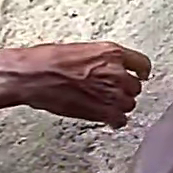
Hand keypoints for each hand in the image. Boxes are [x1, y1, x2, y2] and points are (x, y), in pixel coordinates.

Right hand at [0, 42, 149, 127]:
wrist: (30, 76)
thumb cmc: (47, 60)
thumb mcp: (82, 50)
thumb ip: (104, 60)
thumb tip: (114, 69)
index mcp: (111, 53)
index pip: (143, 64)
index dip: (141, 72)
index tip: (140, 76)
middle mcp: (116, 72)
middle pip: (136, 88)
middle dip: (124, 91)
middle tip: (110, 93)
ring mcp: (111, 93)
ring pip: (129, 105)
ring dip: (119, 106)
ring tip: (103, 104)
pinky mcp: (104, 111)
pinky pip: (121, 120)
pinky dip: (115, 121)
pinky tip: (107, 119)